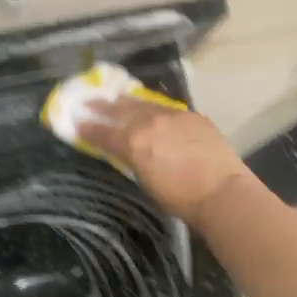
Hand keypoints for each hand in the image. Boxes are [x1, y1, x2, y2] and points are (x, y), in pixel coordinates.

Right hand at [77, 97, 265, 222]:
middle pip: (121, 111)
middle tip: (89, 102)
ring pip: (144, 103)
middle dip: (103, 107)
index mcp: (134, 142)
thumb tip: (124, 151)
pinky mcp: (192, 116)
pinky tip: (150, 109)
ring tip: (116, 98)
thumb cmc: (178, 198)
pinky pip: (166, 108)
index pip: (105, 133)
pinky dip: (152, 108)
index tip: (76, 124)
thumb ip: (131, 160)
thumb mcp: (145, 181)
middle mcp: (150, 122)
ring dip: (127, 101)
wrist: (220, 191)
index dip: (88, 129)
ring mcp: (173, 115)